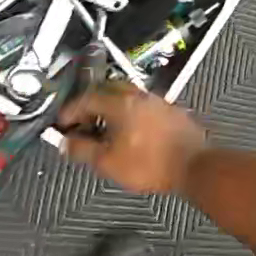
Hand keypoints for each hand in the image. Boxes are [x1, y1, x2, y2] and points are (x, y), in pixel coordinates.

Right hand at [58, 83, 205, 192]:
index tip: (61, 124)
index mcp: (119, 103)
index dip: (69, 111)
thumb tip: (65, 142)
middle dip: (89, 104)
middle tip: (80, 123)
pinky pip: (142, 105)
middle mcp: (138, 95)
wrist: (194, 166)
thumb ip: (82, 150)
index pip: (86, 98)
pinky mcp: (170, 111)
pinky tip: (128, 131)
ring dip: (110, 108)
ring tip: (102, 128)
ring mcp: (157, 101)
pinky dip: (128, 113)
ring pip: (126, 96)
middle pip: (107, 90)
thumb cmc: (149, 165)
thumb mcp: (108, 162)